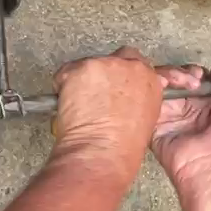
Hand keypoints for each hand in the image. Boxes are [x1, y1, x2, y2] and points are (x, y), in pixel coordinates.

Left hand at [51, 47, 163, 173]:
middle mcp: (127, 66)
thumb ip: (137, 98)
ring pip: (86, 66)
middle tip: (91, 96)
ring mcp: (101, 65)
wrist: (101, 150)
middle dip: (99, 75)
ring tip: (81, 106)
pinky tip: (69, 105)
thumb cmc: (121, 144)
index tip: (110, 84)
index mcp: (147, 78)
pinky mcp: (78, 70)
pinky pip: (65, 73)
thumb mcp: (145, 117)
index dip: (118, 74)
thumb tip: (124, 97)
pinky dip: (62, 86)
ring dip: (80, 81)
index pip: (133, 61)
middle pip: (109, 60)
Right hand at [150, 64, 210, 192]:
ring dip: (165, 77)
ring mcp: (167, 117)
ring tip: (175, 82)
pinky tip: (159, 87)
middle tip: (188, 81)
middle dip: (179, 73)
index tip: (199, 76)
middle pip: (173, 81)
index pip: (192, 80)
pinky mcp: (152, 124)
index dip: (193, 72)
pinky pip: (144, 103)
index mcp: (205, 106)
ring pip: (157, 87)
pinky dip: (149, 89)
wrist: (210, 166)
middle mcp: (184, 110)